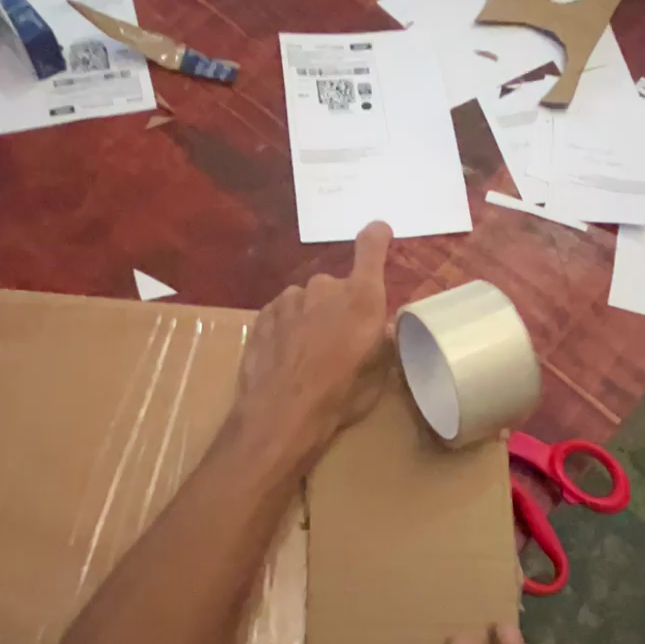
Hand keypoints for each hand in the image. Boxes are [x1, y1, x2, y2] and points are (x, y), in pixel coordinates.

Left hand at [226, 221, 393, 468]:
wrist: (282, 412)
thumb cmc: (341, 395)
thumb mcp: (377, 374)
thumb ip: (381, 342)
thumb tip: (380, 330)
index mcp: (362, 298)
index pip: (371, 248)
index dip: (376, 237)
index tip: (379, 231)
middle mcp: (325, 288)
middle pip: (336, 286)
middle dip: (338, 307)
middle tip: (338, 342)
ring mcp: (290, 299)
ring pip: (306, 301)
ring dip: (310, 318)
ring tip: (308, 355)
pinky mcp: (263, 314)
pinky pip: (283, 314)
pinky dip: (287, 328)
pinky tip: (286, 357)